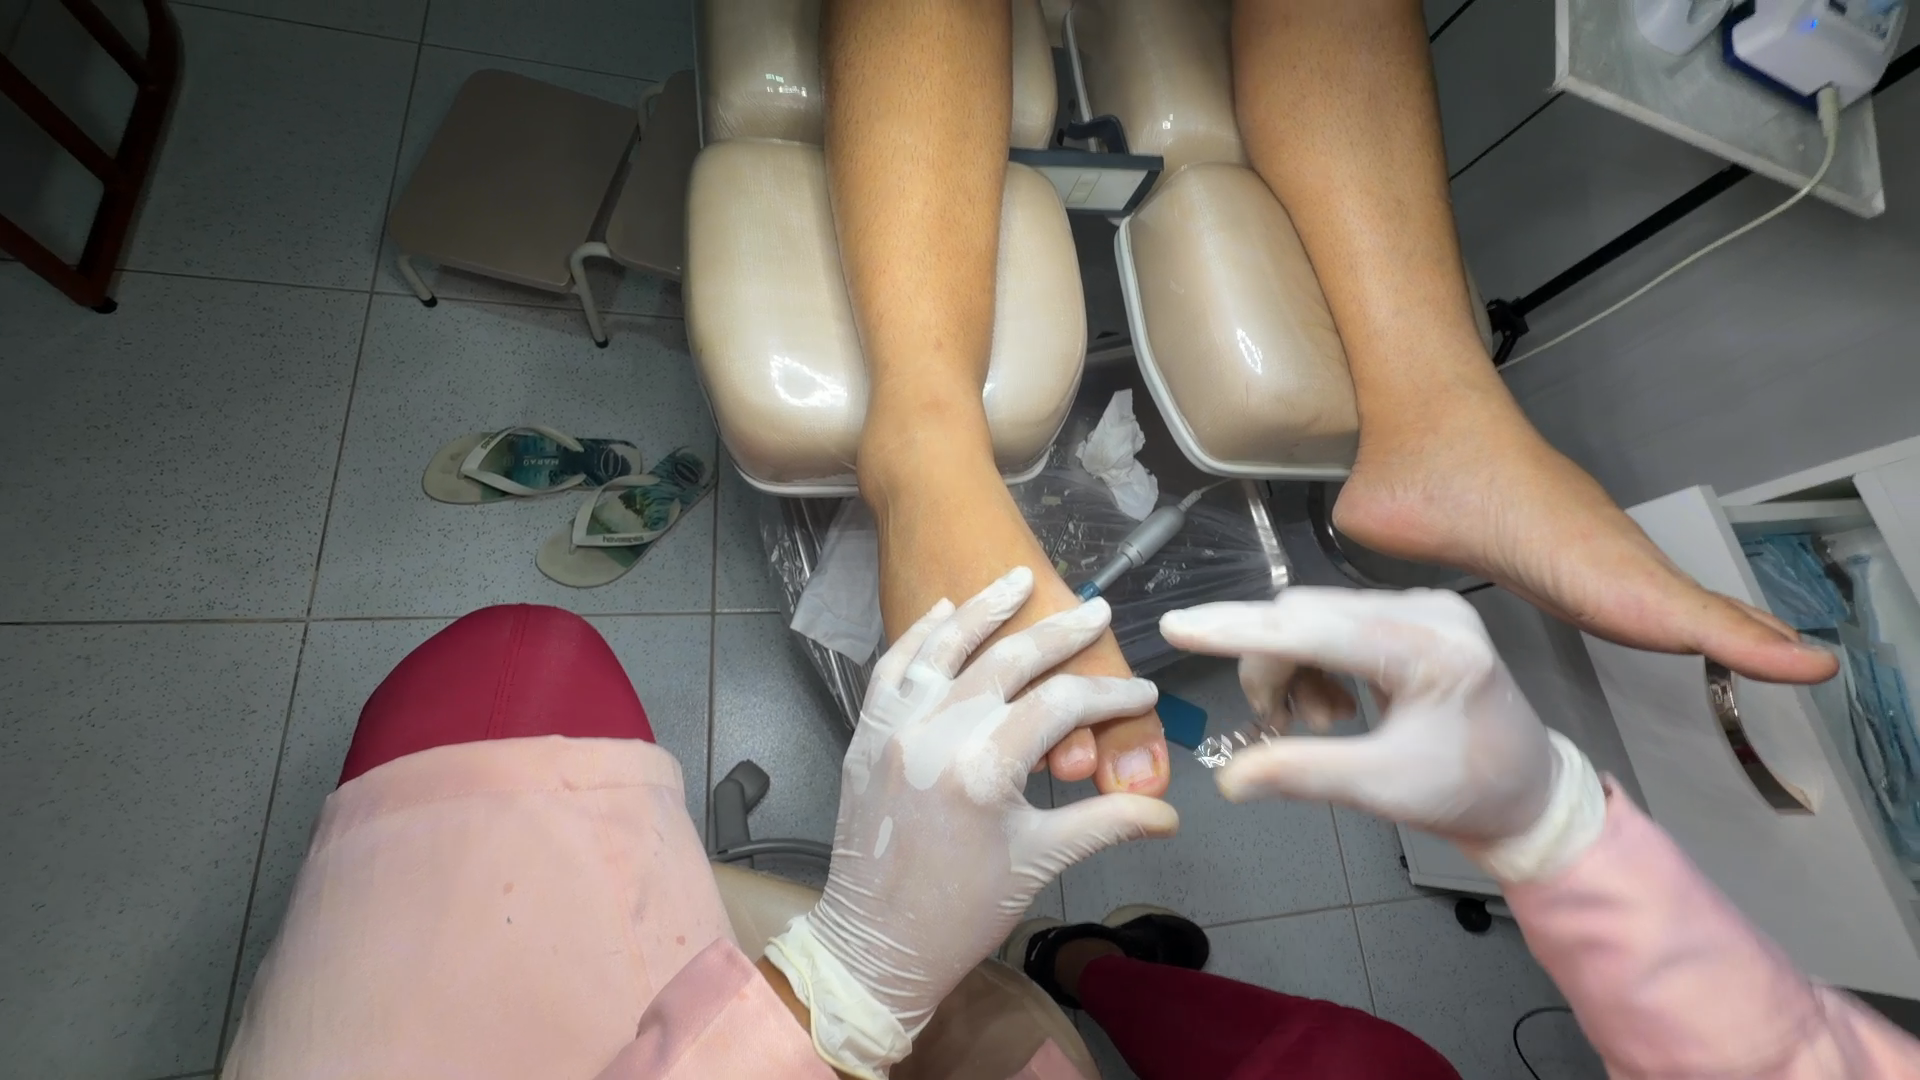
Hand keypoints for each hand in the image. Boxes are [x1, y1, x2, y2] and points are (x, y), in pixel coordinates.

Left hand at [766, 567, 1178, 1077]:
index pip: (1061, 706)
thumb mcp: (1039, 863)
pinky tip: (943, 609)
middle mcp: (935, 732)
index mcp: (984, 769)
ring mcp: (894, 726)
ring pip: (944, 647)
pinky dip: (920, 634)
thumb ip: (1105, 822)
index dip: (1111, 697)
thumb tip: (1170, 812)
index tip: (1144, 693)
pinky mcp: (866, 731)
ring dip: (984, 607)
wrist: (873, 944)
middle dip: (1060, 632)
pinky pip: (892, 667)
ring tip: (1019, 577)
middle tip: (1097, 608)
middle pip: (1008, 660)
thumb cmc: (963, 913)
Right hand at [1159, 587, 1603, 878]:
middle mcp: (1424, 608)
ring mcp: (1419, 602)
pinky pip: (1329, 620)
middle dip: (1269, 666)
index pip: (1313, 629)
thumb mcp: (1384, 789)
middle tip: (1270, 721)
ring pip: (1309, 616)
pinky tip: (1332, 699)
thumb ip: (1303, 772)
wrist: (1531, 790)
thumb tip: (1227, 779)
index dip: (1238, 629)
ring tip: (1312, 720)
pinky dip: (1309, 659)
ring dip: (1288, 665)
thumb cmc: (1466, 793)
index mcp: (1430, 651)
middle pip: (1302, 616)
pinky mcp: (1411, 609)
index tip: (1176, 627)